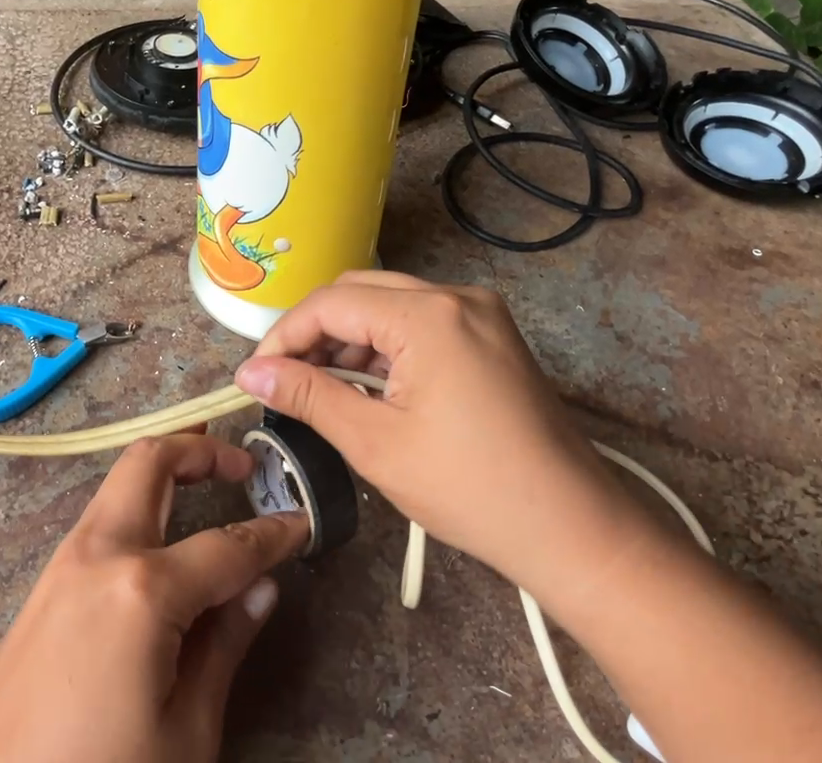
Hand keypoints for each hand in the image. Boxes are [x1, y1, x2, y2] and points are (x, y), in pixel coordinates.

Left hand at [0, 434, 308, 762]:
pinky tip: (160, 533)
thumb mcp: (184, 732)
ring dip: (163, 469)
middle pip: (148, 465)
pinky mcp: (45, 584)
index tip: (303, 521)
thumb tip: (261, 588)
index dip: (272, 534)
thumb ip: (224, 647)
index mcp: (143, 589)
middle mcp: (99, 553)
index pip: (227, 545)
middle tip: (243, 462)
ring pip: (118, 485)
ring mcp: (63, 563)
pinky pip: (100, 521)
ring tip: (206, 478)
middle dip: (198, 448)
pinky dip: (137, 503)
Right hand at [234, 270, 657, 599]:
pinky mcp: (492, 336)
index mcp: (428, 315)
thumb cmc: (469, 489)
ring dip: (348, 340)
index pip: (330, 303)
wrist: (572, 528)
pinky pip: (419, 323)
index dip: (283, 336)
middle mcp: (457, 296)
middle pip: (358, 292)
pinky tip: (370, 389)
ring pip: (388, 305)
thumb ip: (307, 396)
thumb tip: (249, 373)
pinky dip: (384, 347)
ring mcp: (480, 313)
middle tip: (285, 382)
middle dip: (313, 333)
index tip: (256, 378)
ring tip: (325, 391)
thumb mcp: (374, 443)